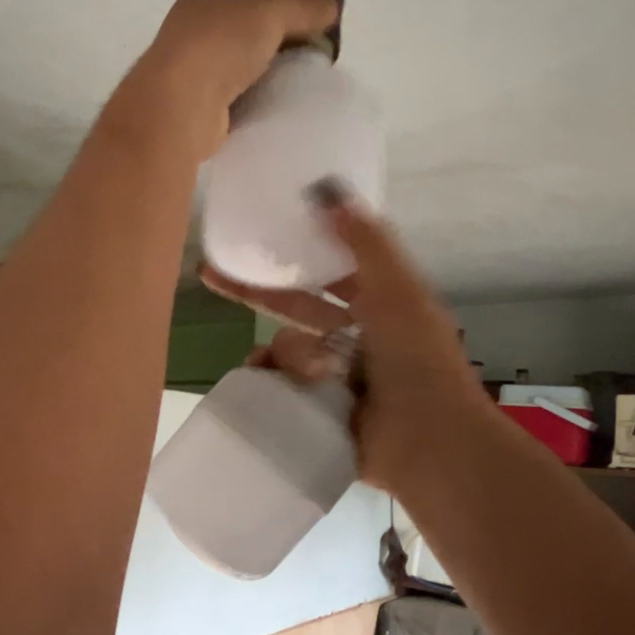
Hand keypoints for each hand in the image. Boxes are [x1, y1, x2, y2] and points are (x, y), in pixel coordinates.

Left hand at [116, 0, 339, 158]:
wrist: (178, 107)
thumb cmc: (219, 46)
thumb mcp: (272, 13)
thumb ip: (304, 7)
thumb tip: (332, 4)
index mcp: (199, 1)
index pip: (239, 1)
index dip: (270, 12)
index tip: (298, 31)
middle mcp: (184, 35)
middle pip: (235, 39)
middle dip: (263, 50)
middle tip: (298, 63)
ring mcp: (181, 76)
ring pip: (229, 74)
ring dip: (253, 82)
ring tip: (286, 91)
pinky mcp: (185, 113)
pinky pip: (223, 107)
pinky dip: (242, 109)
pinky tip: (262, 113)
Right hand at [203, 189, 490, 494]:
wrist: (426, 443)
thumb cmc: (417, 362)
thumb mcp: (398, 292)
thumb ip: (365, 243)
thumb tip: (327, 191)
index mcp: (378, 305)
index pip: (326, 268)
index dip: (295, 249)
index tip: (257, 233)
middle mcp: (354, 337)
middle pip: (293, 305)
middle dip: (254, 291)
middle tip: (208, 275)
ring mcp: (333, 376)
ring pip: (284, 347)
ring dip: (286, 353)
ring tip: (305, 371)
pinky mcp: (314, 409)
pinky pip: (277, 385)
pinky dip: (269, 381)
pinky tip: (265, 382)